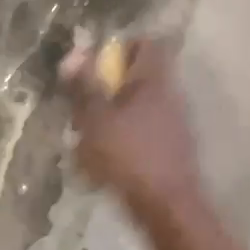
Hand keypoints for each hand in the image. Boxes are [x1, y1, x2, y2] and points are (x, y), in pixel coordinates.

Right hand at [60, 38, 201, 208]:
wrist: (166, 205)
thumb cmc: (127, 156)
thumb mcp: (95, 119)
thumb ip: (84, 86)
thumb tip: (74, 52)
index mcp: (154, 80)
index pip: (145, 43)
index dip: (118, 49)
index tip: (92, 69)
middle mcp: (171, 95)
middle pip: (139, 79)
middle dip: (108, 91)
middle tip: (82, 111)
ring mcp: (176, 124)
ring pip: (139, 108)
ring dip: (113, 119)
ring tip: (88, 142)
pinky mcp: (173, 150)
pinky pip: (144, 134)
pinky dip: (124, 142)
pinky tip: (106, 165)